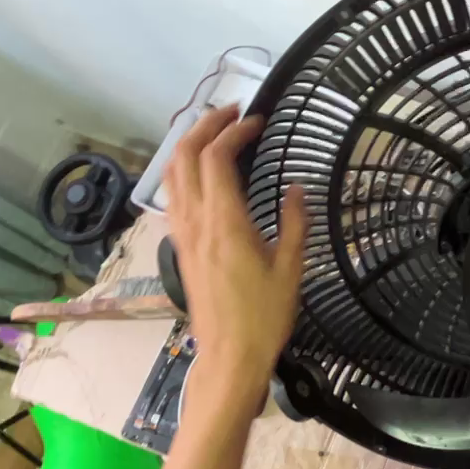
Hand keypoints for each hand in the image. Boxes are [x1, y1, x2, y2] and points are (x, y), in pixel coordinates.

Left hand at [163, 104, 307, 417]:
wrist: (230, 355)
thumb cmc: (264, 318)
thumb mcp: (291, 271)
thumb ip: (295, 225)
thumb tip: (297, 189)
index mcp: (225, 222)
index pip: (217, 156)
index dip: (235, 130)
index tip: (258, 122)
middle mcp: (196, 221)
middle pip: (186, 154)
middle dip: (206, 124)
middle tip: (232, 113)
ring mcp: (183, 233)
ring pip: (172, 172)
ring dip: (189, 144)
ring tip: (214, 133)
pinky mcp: (181, 247)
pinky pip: (174, 195)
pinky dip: (184, 171)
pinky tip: (202, 176)